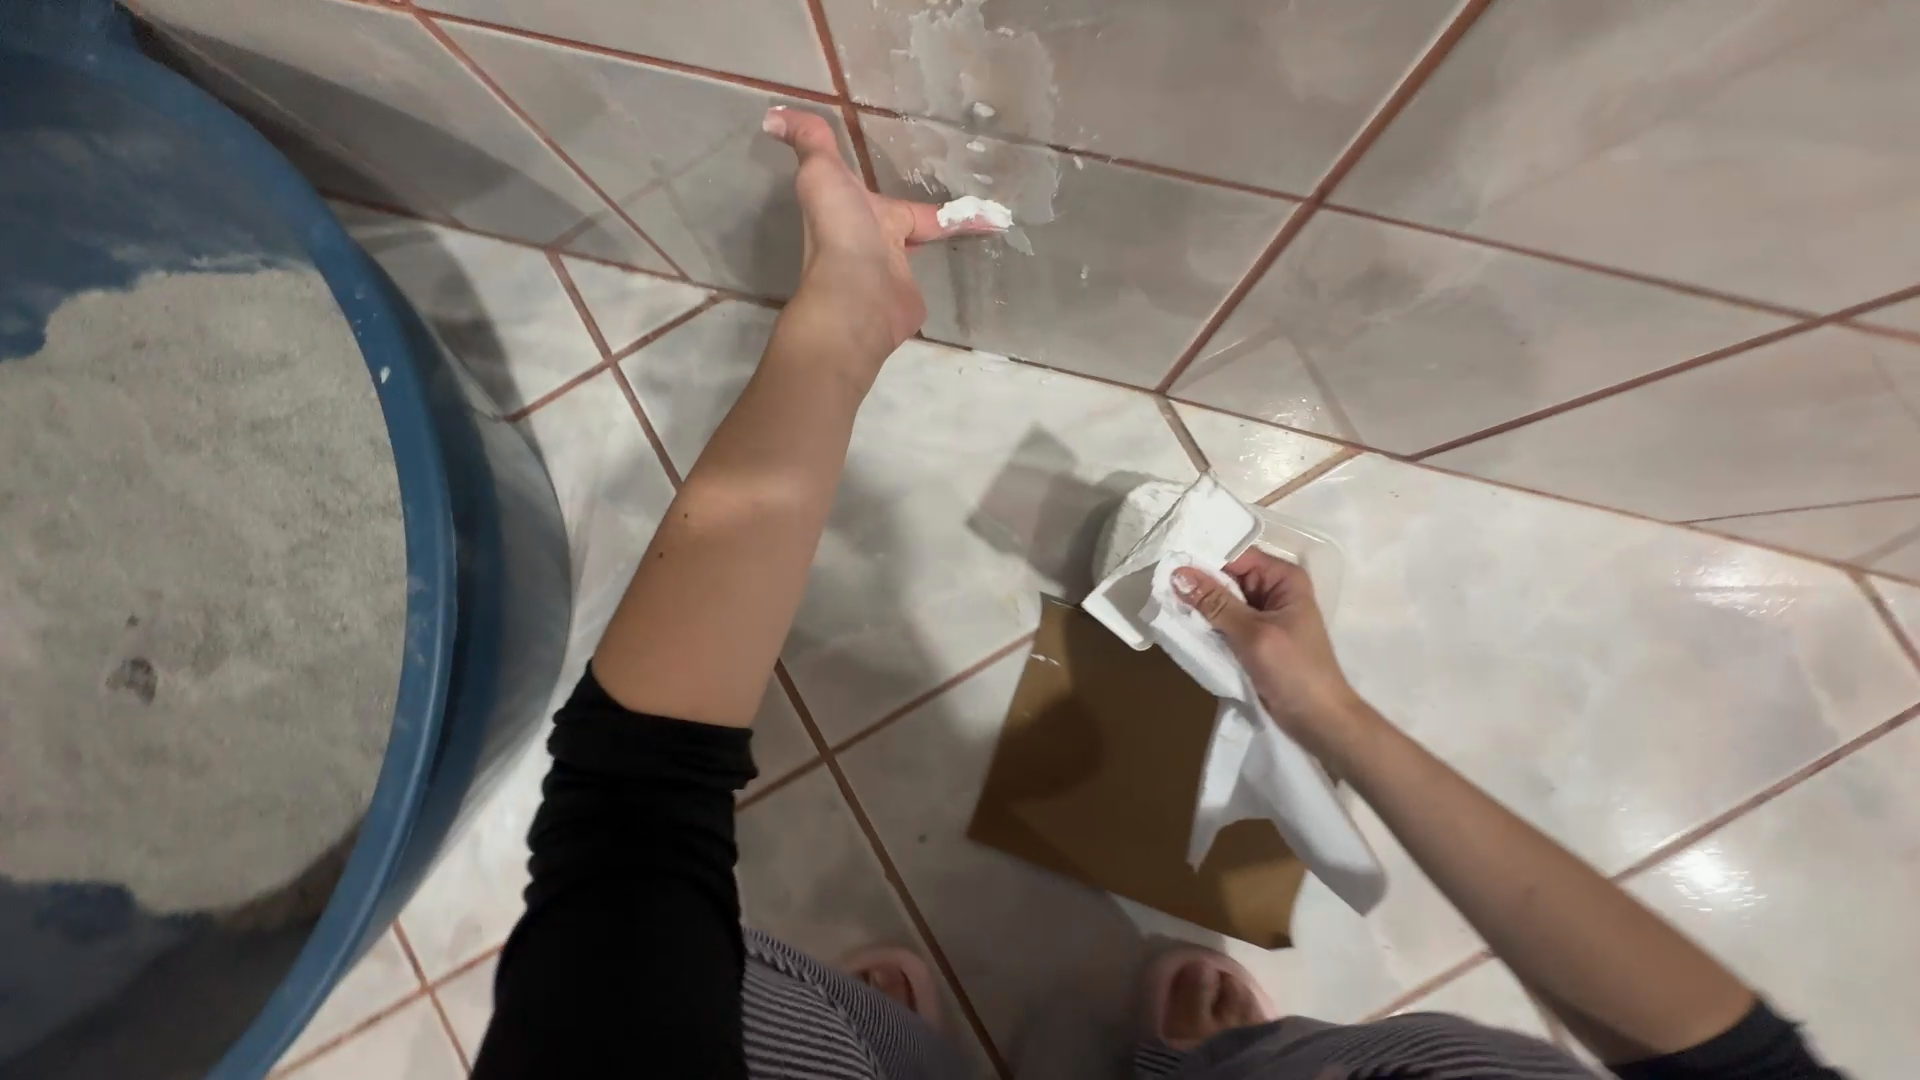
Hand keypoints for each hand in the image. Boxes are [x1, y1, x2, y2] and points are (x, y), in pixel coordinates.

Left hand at [762, 107, 1001, 356]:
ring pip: (925, 257)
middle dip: (944, 223)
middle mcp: (878, 244)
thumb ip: (810, 142)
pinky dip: (955, 277)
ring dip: (949, 247)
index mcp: (864, 212)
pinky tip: (973, 267)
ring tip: (981, 234)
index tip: (962, 197)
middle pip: (916, 230)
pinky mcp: (911, 303)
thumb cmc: (841, 230)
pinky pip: (930, 286)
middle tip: (979, 214)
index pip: (903, 205)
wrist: (857, 294)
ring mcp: (895, 278)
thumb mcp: (820, 172)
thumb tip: (771, 118)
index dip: (928, 201)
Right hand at [1172, 550, 1363, 753]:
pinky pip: (1222, 622)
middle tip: (1158, 586)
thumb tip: (1177, 574)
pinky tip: (1180, 625)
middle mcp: (1272, 590)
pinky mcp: (1253, 638)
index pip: (1236, 556)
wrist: (1318, 720)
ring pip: (1221, 600)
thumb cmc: (1294, 671)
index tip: (1168, 565)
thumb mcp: (1253, 633)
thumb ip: (1215, 603)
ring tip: (1163, 604)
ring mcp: (1262, 615)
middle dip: (1196, 583)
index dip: (1204, 559)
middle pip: (1226, 576)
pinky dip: (1205, 624)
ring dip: (1197, 606)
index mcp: (1283, 578)